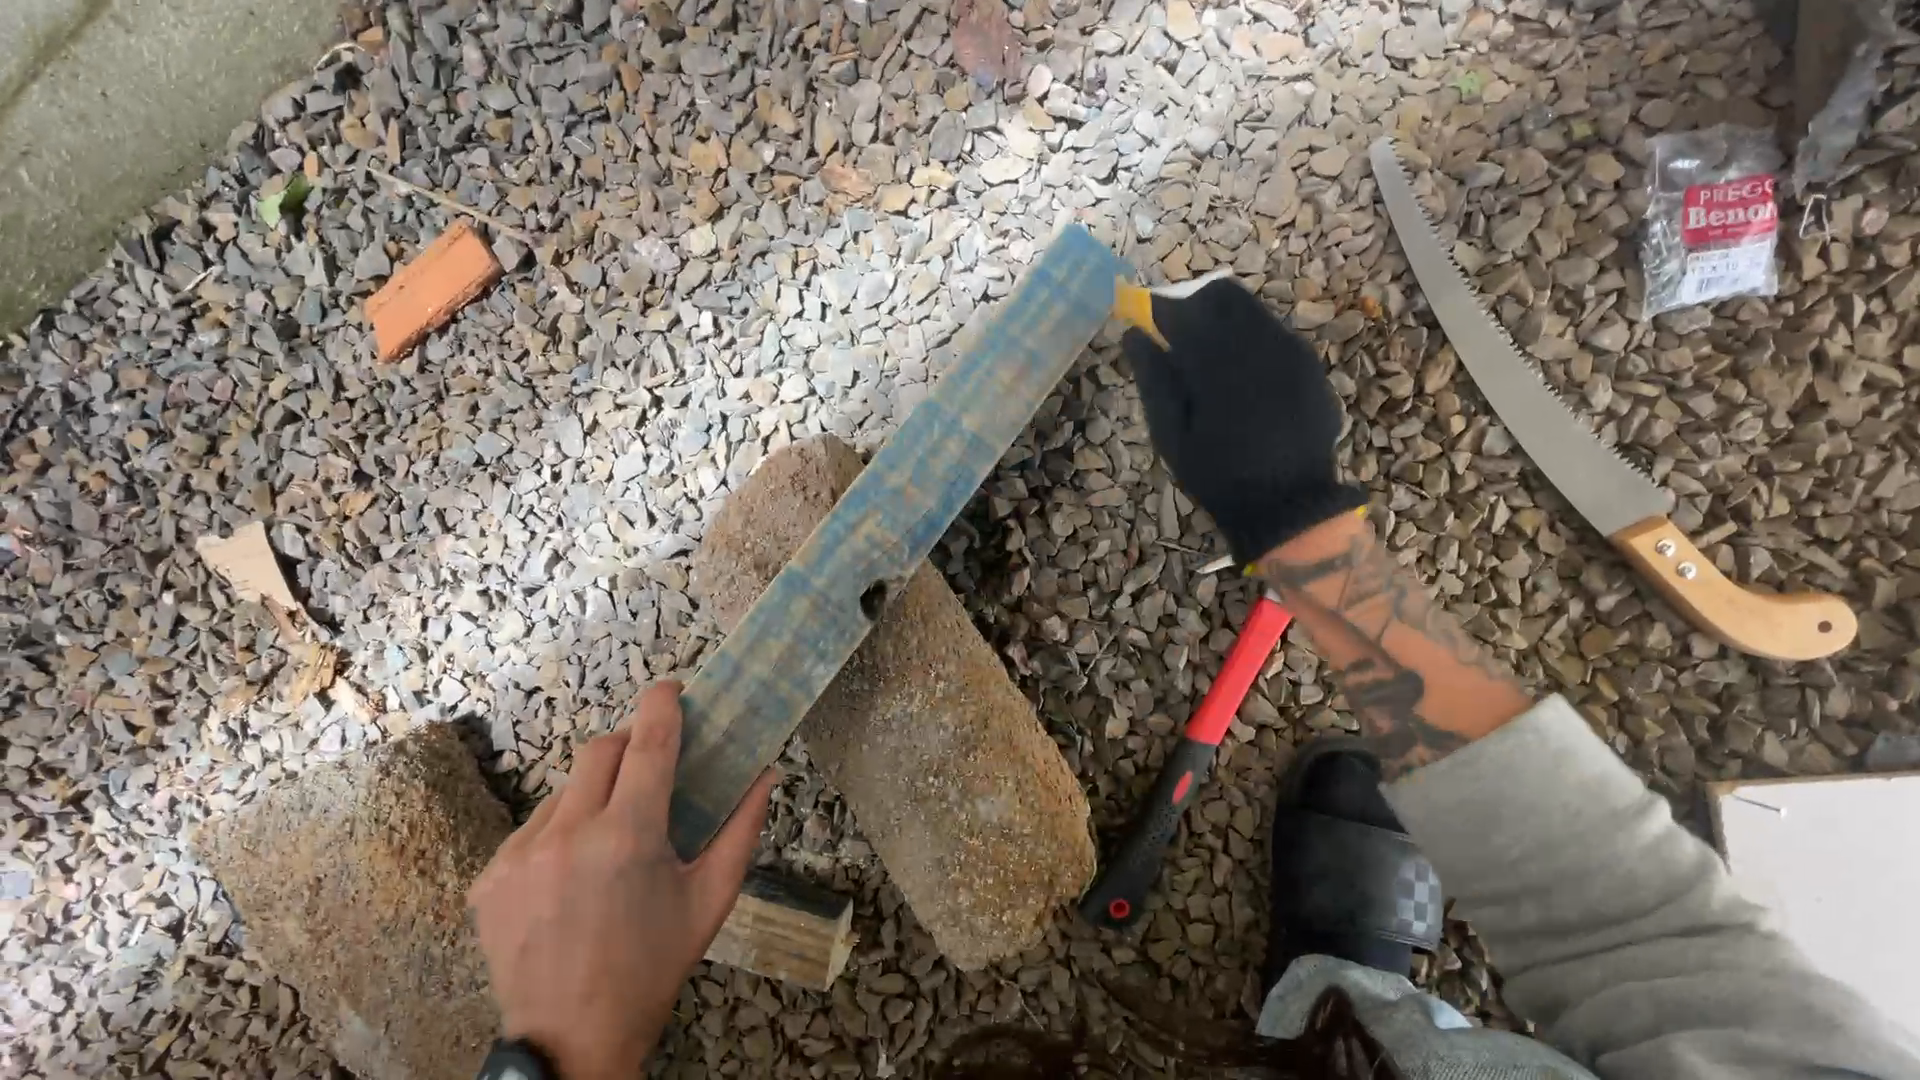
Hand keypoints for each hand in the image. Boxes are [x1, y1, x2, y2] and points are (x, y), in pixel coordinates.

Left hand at [468, 681, 775, 1077]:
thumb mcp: (711, 898)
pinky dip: (562, 827)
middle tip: (650, 767)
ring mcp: (520, 855)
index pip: (649, 744)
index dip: (662, 705)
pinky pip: (534, 825)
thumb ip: (743, 828)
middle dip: (630, 745)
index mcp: (628, 837)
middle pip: (601, 751)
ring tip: (612, 834)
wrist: (572, 1037)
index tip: (671, 687)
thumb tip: (767, 772)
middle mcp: (568, 834)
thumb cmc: (655, 964)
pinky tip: (574, 867)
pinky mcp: (490, 876)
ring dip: (596, 790)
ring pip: (565, 788)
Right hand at [1122, 278, 1364, 563]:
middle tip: (1174, 333)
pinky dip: (1249, 342)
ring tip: (1206, 359)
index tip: (1142, 316)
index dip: (1158, 306)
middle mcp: (1262, 343)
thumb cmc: (1219, 476)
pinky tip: (1240, 379)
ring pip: (1252, 311)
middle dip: (1193, 304)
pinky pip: (1275, 335)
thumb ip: (1154, 380)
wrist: (1289, 506)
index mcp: (1220, 362)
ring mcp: (1294, 352)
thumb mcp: (1172, 436)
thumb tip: (1132, 335)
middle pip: (1223, 294)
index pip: (1184, 307)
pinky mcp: (1312, 367)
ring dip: (1223, 322)